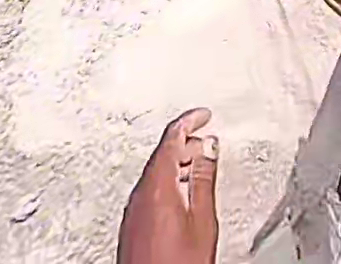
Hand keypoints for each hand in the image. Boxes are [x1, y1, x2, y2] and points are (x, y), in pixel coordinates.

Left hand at [118, 108, 219, 263]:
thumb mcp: (202, 219)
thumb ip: (204, 177)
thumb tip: (208, 147)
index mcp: (157, 184)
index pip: (172, 135)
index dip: (191, 120)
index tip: (205, 115)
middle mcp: (140, 194)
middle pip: (163, 152)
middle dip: (187, 141)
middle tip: (207, 141)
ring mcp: (133, 210)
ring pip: (156, 171)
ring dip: (178, 162)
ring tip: (200, 165)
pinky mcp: (132, 225)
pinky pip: (151, 189)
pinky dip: (168, 180)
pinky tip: (183, 191)